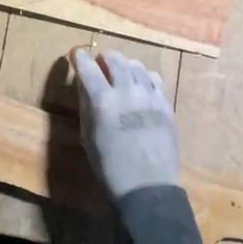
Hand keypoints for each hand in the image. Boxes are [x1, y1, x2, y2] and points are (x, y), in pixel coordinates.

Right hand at [71, 48, 182, 198]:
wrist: (149, 189)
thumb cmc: (111, 169)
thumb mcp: (89, 139)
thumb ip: (86, 106)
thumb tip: (83, 83)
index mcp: (104, 102)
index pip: (88, 68)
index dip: (80, 58)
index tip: (76, 55)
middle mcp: (127, 91)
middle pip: (115, 59)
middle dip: (104, 58)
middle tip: (100, 64)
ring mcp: (149, 95)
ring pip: (136, 65)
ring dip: (125, 66)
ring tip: (121, 75)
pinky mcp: (165, 103)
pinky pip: (154, 78)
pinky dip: (144, 76)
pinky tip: (140, 85)